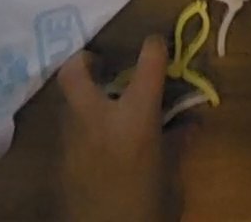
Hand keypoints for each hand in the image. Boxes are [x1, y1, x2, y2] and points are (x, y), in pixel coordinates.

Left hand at [56, 37, 182, 221]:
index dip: (155, 45)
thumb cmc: (147, 209)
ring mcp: (72, 140)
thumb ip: (177, 143)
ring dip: (83, 95)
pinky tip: (98, 140)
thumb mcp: (171, 175)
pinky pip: (67, 129)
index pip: (148, 58)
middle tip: (103, 65)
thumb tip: (192, 124)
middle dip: (85, 60)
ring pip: (67, 100)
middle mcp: (98, 118)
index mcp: (136, 116)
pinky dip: (81, 125)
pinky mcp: (58, 163)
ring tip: (104, 105)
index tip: (158, 45)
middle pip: (74, 71)